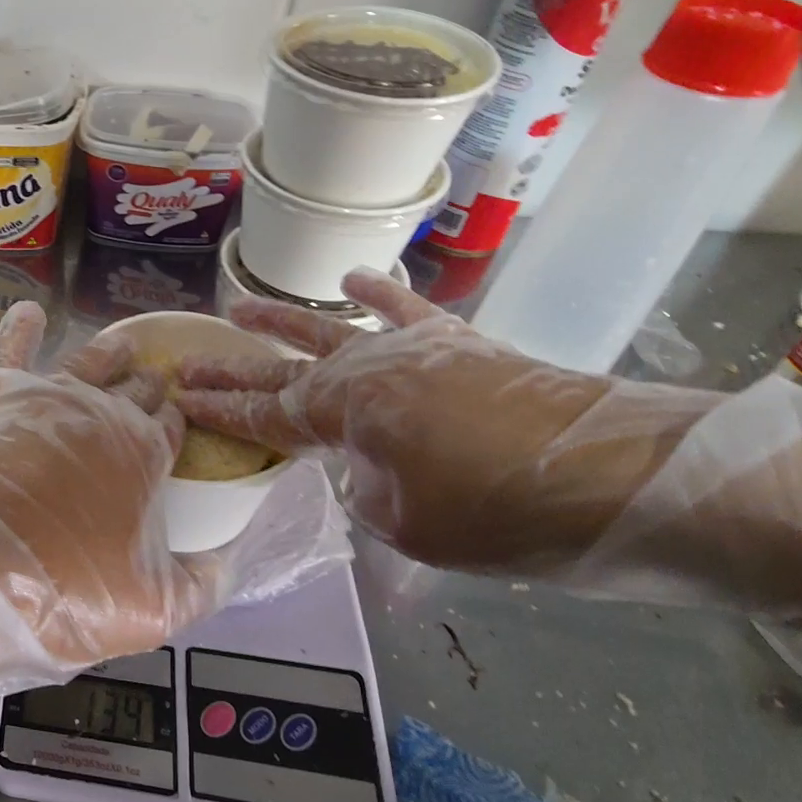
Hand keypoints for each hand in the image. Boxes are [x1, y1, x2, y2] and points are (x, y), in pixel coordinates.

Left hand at [0, 304, 203, 665]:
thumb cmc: (69, 591)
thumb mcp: (156, 609)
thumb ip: (202, 582)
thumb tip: (228, 563)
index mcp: (145, 452)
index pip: (171, 423)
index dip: (175, 419)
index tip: (176, 418)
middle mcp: (101, 411)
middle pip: (134, 389)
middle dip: (147, 385)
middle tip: (152, 380)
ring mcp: (46, 398)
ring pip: (87, 363)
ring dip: (108, 353)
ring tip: (123, 345)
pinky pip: (8, 352)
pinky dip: (18, 329)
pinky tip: (27, 311)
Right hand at [175, 268, 719, 575]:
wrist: (620, 472)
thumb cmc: (501, 509)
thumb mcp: (409, 523)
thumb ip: (370, 488)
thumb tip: (372, 464)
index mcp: (344, 412)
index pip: (265, 413)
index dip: (222, 409)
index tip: (181, 398)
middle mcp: (366, 369)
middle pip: (285, 370)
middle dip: (235, 369)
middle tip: (191, 362)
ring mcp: (414, 350)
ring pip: (332, 330)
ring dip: (286, 323)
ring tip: (242, 308)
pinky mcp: (461, 345)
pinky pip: (409, 311)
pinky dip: (380, 295)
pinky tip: (354, 278)